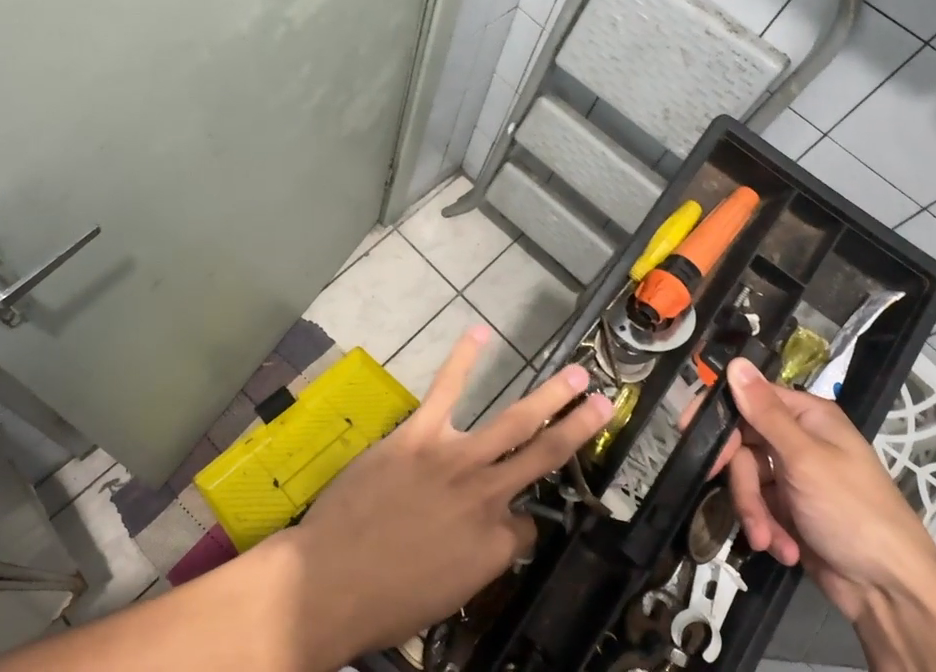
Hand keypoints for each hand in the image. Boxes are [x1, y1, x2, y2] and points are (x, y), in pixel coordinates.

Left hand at [276, 326, 614, 661]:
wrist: (330, 580)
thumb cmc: (388, 601)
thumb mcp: (451, 595)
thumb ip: (478, 558)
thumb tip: (494, 533)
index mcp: (496, 544)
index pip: (527, 527)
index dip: (520, 527)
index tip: (507, 526)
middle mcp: (487, 495)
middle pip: (544, 456)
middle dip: (578, 427)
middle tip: (604, 402)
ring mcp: (454, 460)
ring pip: (515, 421)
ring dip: (550, 395)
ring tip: (578, 373)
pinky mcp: (418, 436)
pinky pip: (445, 392)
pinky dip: (462, 360)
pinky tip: (479, 334)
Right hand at [715, 357, 935, 621]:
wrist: (887, 589)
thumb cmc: (852, 512)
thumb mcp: (805, 459)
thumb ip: (765, 412)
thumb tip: (736, 361)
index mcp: (809, 417)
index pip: (750, 399)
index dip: (719, 416)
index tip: (686, 431)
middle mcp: (799, 441)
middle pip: (742, 445)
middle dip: (742, 483)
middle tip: (742, 505)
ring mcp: (794, 477)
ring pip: (746, 481)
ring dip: (754, 514)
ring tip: (770, 541)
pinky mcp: (789, 510)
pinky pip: (758, 508)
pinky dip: (766, 529)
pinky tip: (784, 549)